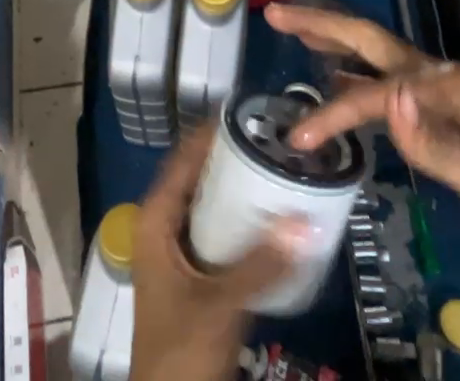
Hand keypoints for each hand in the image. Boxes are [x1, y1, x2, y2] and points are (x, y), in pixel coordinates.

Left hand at [129, 125, 303, 380]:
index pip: (181, 162)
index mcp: (154, 224)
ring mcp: (181, 255)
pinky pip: (223, 234)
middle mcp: (164, 231)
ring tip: (282, 166)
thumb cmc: (180, 349)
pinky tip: (277, 217)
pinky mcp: (199, 277)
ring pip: (212, 207)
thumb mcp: (219, 304)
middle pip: (198, 181)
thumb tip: (305, 220)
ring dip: (241, 190)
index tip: (244, 111)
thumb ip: (261, 264)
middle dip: (233, 160)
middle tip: (275, 138)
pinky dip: (246, 222)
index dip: (207, 135)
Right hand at [266, 4, 459, 276]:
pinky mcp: (453, 116)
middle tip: (275, 14)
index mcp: (451, 90)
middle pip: (373, 43)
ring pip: (381, 60)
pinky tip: (344, 86)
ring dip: (338, 45)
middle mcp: (446, 80)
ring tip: (297, 35)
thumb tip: (387, 99)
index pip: (375, 93)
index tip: (298, 142)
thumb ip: (438, 145)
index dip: (332, 114)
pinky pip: (392, 86)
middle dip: (323, 26)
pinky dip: (359, 78)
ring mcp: (450, 96)